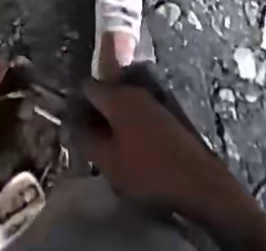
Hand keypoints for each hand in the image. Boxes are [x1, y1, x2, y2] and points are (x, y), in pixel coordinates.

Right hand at [77, 81, 265, 248]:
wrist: (195, 179)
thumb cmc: (147, 170)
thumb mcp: (108, 161)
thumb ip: (86, 139)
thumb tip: (70, 124)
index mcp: (118, 97)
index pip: (88, 86)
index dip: (75, 101)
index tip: (69, 119)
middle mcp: (135, 90)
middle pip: (106, 92)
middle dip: (94, 110)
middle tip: (85, 134)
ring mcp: (153, 100)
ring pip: (122, 102)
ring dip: (111, 118)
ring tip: (105, 142)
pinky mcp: (165, 113)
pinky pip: (137, 111)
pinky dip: (128, 123)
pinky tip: (127, 144)